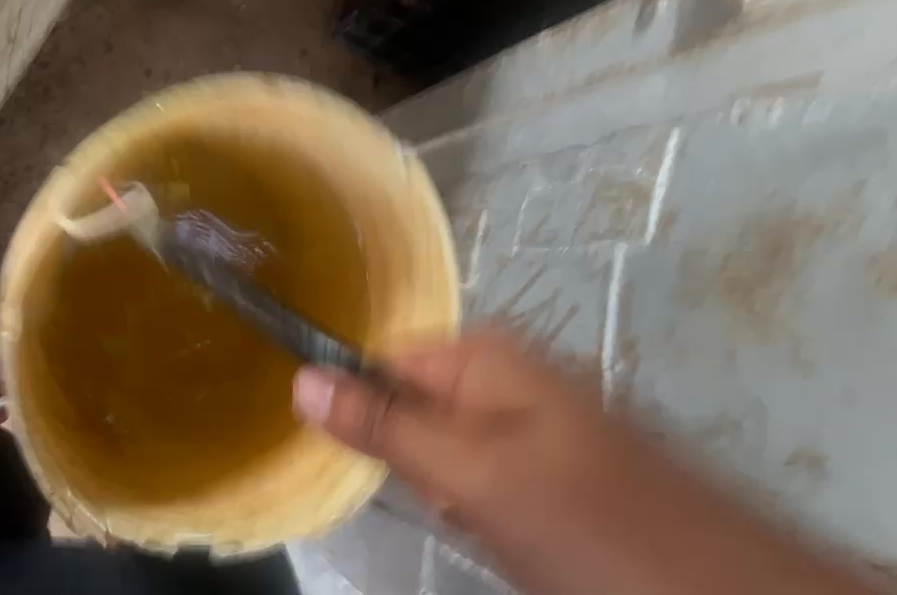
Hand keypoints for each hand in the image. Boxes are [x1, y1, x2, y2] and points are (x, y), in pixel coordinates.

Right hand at [292, 331, 876, 594]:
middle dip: (410, 458)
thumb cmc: (597, 533)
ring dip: (446, 490)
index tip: (351, 457)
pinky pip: (491, 477)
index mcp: (483, 354)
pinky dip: (485, 510)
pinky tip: (515, 544)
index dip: (356, 406)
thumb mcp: (475, 478)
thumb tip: (299, 376)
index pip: (378, 359)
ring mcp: (540, 420)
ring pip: (448, 449)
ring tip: (481, 529)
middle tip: (441, 504)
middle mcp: (508, 372)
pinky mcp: (564, 467)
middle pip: (411, 404)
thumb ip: (384, 425)